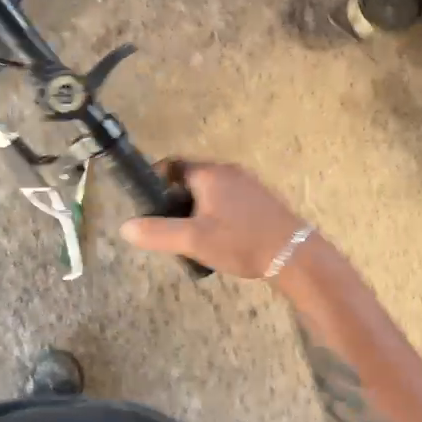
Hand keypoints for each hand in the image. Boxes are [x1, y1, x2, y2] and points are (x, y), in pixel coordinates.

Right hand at [119, 161, 307, 278]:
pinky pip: (228, 200)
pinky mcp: (262, 200)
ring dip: (196, 210)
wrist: (295, 256)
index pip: (172, 165)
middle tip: (168, 228)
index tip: (146, 204)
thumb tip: (125, 227)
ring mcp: (249, 184)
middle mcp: (229, 171)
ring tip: (191, 238)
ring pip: (210, 191)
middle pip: (190, 179)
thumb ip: (157, 233)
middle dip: (175, 201)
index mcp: (210, 174)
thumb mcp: (193, 240)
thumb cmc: (241, 242)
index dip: (154, 181)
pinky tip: (219, 240)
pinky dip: (216, 214)